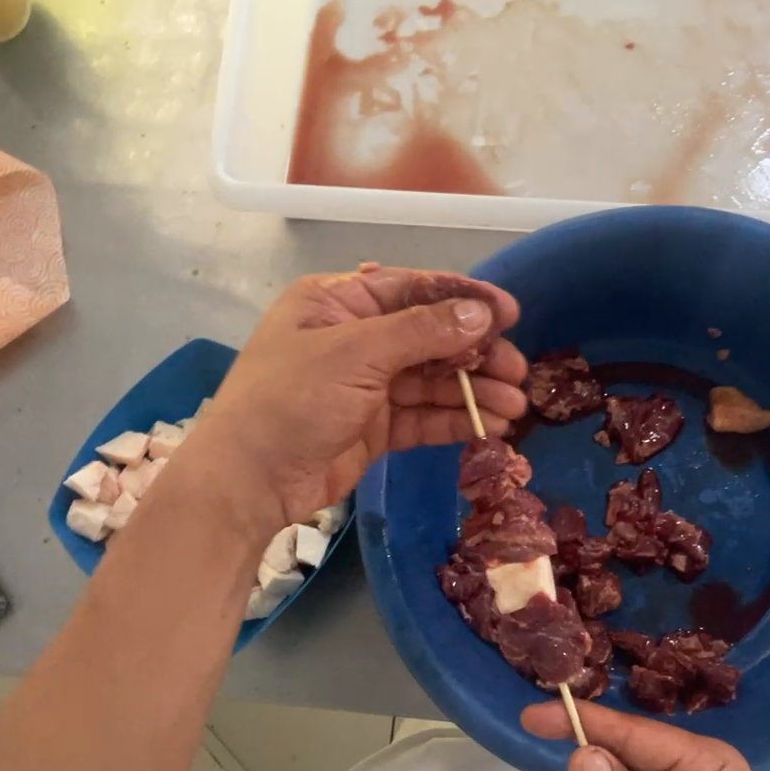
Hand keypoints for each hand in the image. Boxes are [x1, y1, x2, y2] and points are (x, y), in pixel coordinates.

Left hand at [188, 265, 528, 534]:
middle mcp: (357, 339)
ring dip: (474, 392)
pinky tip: (492, 427)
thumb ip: (421, 332)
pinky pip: (423, 417)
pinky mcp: (375, 427)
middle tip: (518, 371)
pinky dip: (456, 420)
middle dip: (476, 354)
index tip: (510, 314)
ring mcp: (367, 386)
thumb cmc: (292, 400)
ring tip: (515, 405)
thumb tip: (480, 313)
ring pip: (432, 381)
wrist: (251, 480)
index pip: (413, 290)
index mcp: (340, 303)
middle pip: (430, 338)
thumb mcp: (356, 354)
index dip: (464, 299)